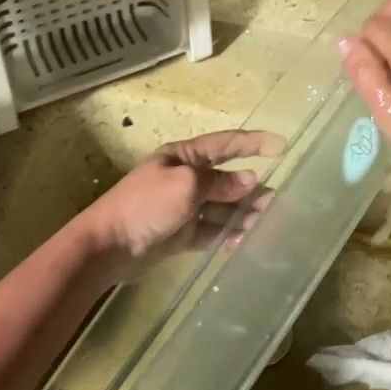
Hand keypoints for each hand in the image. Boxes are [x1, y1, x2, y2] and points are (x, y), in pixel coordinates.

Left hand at [75, 129, 278, 278]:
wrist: (108, 246)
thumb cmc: (145, 205)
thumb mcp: (186, 185)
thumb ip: (220, 182)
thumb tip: (250, 180)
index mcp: (183, 157)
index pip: (226, 144)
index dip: (254, 143)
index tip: (282, 146)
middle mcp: (186, 178)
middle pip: (227, 180)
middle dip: (252, 189)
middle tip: (277, 203)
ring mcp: (183, 208)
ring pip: (221, 208)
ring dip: (243, 215)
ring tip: (265, 225)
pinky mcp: (180, 234)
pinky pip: (210, 231)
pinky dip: (227, 235)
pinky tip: (244, 242)